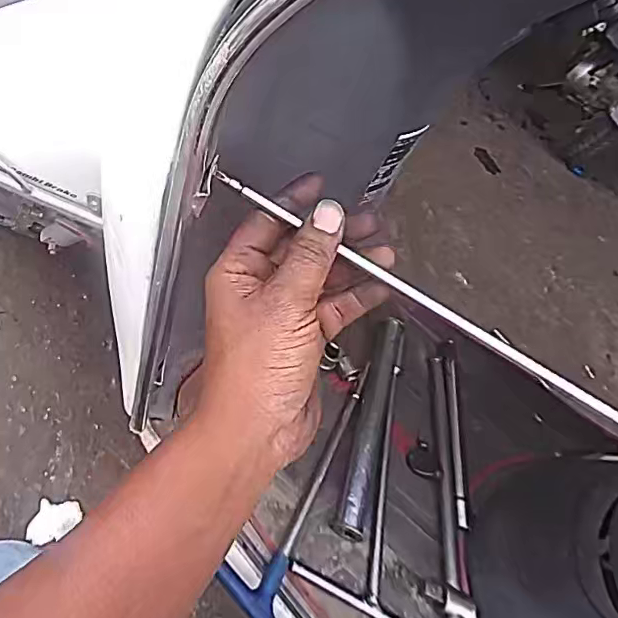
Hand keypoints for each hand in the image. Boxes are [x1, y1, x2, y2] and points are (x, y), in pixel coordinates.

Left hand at [191, 174, 392, 465]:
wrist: (257, 429)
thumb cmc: (248, 376)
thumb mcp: (284, 303)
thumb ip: (310, 257)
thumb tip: (326, 218)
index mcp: (237, 274)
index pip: (266, 224)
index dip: (294, 203)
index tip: (319, 188)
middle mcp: (258, 289)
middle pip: (300, 249)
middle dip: (333, 235)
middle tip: (363, 221)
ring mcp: (282, 313)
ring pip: (321, 276)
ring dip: (351, 264)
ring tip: (380, 249)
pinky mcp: (303, 336)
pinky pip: (333, 305)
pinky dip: (356, 294)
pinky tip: (377, 284)